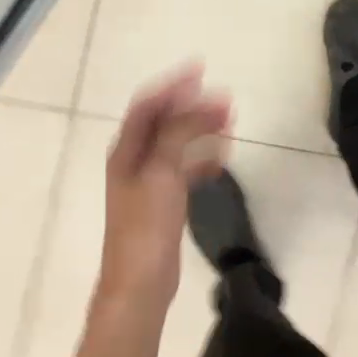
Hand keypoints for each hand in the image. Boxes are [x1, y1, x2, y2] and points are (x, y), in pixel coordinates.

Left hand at [97, 64, 231, 315]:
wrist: (139, 285)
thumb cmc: (147, 227)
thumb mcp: (162, 173)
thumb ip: (178, 134)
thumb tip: (198, 105)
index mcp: (126, 151)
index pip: (149, 105)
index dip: (173, 85)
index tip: (202, 71)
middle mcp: (134, 161)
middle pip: (164, 122)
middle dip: (194, 106)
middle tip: (227, 101)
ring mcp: (148, 182)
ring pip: (177, 143)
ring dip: (201, 130)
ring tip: (230, 124)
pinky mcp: (162, 202)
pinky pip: (184, 167)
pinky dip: (202, 157)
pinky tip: (221, 160)